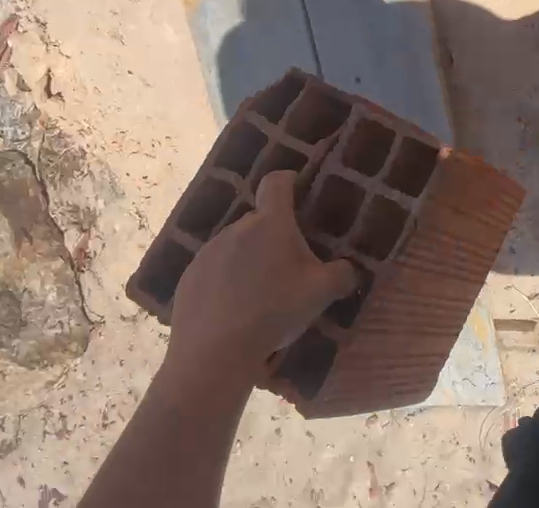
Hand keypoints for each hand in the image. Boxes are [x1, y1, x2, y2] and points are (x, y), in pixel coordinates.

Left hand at [164, 170, 359, 389]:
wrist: (213, 357)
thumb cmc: (274, 312)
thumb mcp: (322, 293)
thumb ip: (344, 274)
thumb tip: (350, 269)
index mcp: (271, 223)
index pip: (277, 182)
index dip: (289, 181)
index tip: (300, 193)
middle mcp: (237, 228)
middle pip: (260, 220)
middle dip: (274, 234)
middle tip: (289, 265)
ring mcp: (208, 253)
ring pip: (236, 245)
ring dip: (249, 258)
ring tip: (260, 293)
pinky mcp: (188, 278)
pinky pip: (214, 269)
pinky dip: (226, 280)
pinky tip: (234, 310)